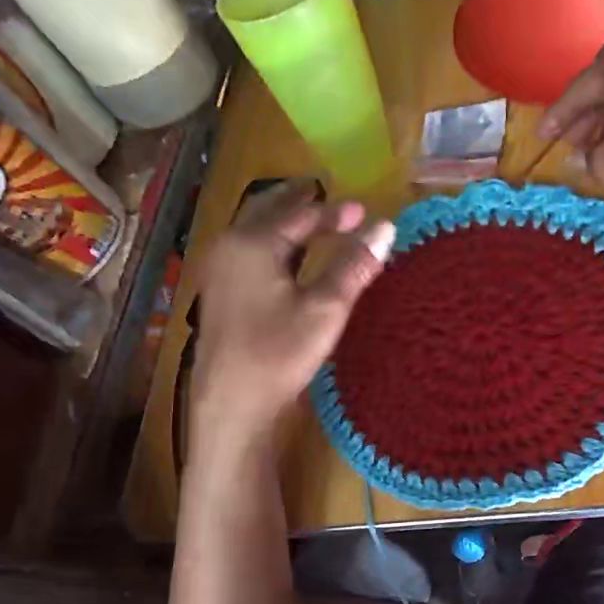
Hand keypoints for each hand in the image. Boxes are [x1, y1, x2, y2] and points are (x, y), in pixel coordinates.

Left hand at [190, 190, 393, 444]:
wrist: (230, 403)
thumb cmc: (277, 354)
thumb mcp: (324, 309)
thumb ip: (353, 265)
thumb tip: (386, 227)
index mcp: (252, 243)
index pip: (300, 215)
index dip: (334, 212)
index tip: (364, 211)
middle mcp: (228, 248)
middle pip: (267, 212)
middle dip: (300, 204)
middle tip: (329, 200)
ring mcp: (217, 273)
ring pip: (253, 233)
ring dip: (283, 224)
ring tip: (312, 225)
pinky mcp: (217, 296)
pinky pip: (246, 255)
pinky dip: (270, 247)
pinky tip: (286, 261)